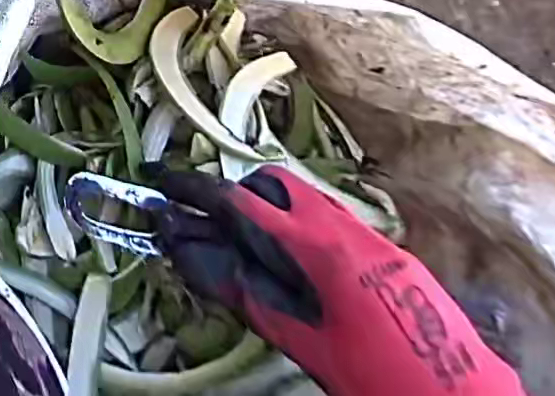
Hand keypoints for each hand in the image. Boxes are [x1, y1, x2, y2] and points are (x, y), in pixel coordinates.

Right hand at [153, 167, 523, 395]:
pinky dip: (301, 231)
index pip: (232, 198)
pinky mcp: (397, 257)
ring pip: (303, 199)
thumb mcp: (294, 336)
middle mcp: (344, 227)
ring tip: (256, 250)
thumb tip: (178, 246)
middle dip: (237, 194)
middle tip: (216, 223)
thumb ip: (235, 286)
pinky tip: (301, 270)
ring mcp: (375, 239)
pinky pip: (332, 223)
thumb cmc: (373, 377)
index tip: (157, 180)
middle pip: (271, 183)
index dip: (188, 186)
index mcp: (313, 245)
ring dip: (269, 211)